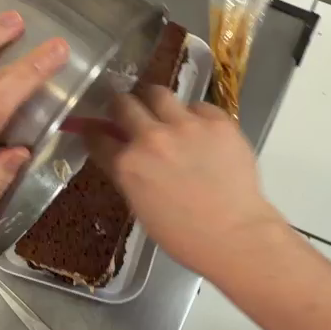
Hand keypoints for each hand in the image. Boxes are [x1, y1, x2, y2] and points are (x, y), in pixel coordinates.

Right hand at [90, 86, 289, 277]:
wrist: (233, 235)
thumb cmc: (183, 236)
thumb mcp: (141, 208)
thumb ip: (130, 176)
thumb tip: (128, 158)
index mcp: (127, 165)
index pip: (98, 137)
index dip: (97, 132)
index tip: (101, 131)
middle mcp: (150, 138)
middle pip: (123, 104)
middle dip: (122, 108)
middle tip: (129, 114)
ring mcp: (185, 125)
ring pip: (159, 94)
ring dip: (155, 102)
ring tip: (163, 112)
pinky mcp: (217, 121)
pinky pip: (199, 106)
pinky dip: (195, 116)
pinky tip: (201, 131)